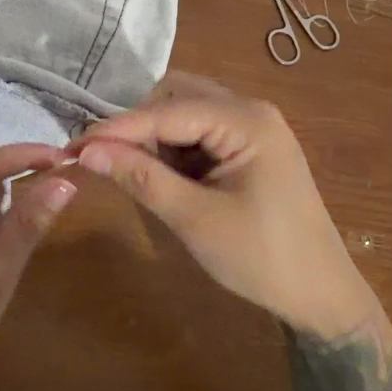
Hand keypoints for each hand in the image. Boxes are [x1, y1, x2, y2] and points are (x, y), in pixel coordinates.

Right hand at [71, 74, 375, 332]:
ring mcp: (253, 130)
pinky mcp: (249, 151)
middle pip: (176, 97)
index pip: (165, 110)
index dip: (116, 128)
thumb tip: (87, 151)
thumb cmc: (260, 257)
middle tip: (103, 161)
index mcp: (246, 121)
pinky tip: (161, 179)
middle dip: (136, 126)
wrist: (319, 293)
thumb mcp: (193, 218)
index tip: (71, 146)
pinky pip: (200, 135)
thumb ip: (141, 178)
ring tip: (132, 175)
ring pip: (185, 113)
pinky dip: (173, 150)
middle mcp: (250, 112)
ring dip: (154, 138)